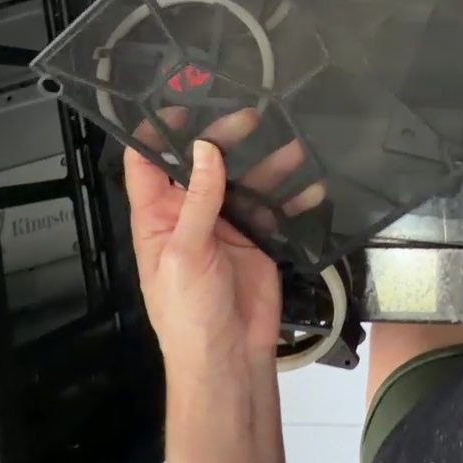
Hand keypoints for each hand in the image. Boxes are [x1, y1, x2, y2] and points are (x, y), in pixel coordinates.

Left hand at [125, 108, 283, 371]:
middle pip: (206, 164)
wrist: (229, 358)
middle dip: (226, 138)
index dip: (158, 132)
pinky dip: (295, 195)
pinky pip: (276, 207)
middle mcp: (193, 213)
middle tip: (251, 118)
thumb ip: (198, 200)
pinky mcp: (258, 237)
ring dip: (269, 163)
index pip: (148, 164)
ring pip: (247, 181)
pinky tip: (313, 184)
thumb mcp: (185, 254)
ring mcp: (228, 223)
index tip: (180, 104)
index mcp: (159, 216)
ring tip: (295, 145)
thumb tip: (205, 149)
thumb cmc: (187, 314)